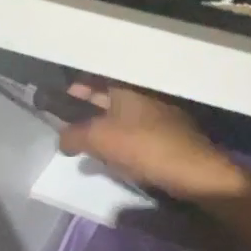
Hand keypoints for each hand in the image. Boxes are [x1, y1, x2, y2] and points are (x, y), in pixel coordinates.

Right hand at [58, 84, 250, 201]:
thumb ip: (73, 136)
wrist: (194, 172)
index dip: (74, 88)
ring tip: (83, 142)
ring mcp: (158, 115)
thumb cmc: (144, 147)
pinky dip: (120, 141)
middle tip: (65, 124)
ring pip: (120, 117)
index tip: (56, 100)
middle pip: (106, 98)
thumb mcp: (99, 139)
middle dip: (85, 109)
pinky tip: (111, 157)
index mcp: (126, 87)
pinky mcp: (167, 137)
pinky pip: (134, 134)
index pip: (94, 79)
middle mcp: (143, 95)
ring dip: (102, 127)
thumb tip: (62, 139)